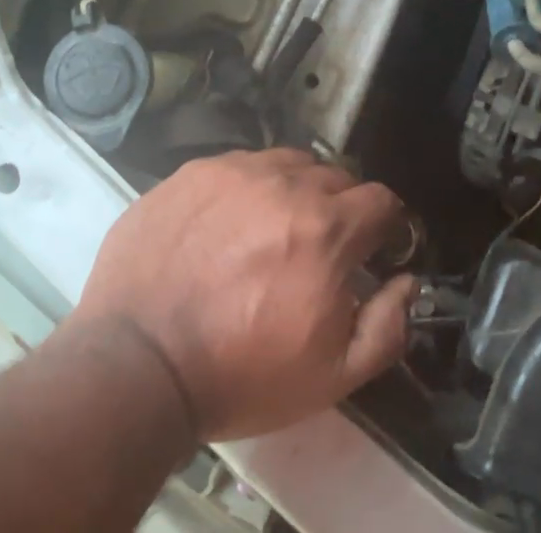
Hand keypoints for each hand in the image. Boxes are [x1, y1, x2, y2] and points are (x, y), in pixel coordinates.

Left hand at [68, 149, 419, 441]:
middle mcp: (284, 186)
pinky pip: (236, 167)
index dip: (383, 227)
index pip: (381, 200)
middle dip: (339, 209)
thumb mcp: (333, 377)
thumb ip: (388, 327)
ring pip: (286, 164)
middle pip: (335, 177)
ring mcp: (231, 174)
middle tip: (316, 250)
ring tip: (270, 233)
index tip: (370, 251)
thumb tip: (406, 282)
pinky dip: (245, 191)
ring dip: (293, 191)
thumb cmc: (240, 377)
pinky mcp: (187, 176)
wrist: (134, 369)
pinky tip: (225, 229)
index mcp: (327, 229)